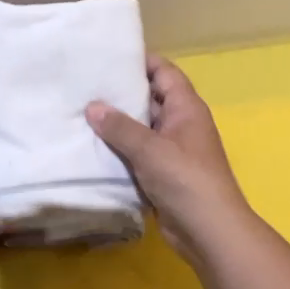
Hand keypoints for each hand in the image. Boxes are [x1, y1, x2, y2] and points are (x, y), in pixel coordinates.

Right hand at [87, 55, 251, 255]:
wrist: (209, 231)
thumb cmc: (186, 180)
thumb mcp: (150, 149)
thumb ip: (120, 127)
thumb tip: (93, 106)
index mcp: (186, 108)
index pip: (164, 72)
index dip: (140, 62)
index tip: (108, 57)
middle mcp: (180, 124)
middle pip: (149, 99)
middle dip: (120, 93)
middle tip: (84, 85)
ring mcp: (171, 150)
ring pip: (140, 129)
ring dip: (116, 125)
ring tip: (80, 112)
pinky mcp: (162, 174)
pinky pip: (137, 154)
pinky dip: (118, 151)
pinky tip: (90, 147)